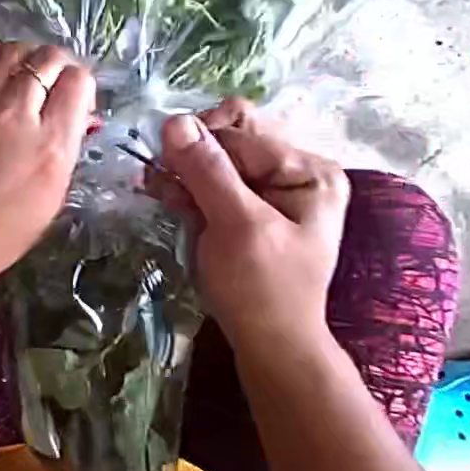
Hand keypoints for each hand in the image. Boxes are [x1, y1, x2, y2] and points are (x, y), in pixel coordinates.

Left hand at [0, 33, 93, 296]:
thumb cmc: (5, 229)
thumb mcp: (55, 194)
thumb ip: (70, 146)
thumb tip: (81, 111)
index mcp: (52, 144)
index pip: (79, 81)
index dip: (81, 83)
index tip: (75, 96)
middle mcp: (17, 115)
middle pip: (49, 60)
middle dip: (60, 65)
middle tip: (53, 82)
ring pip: (12, 52)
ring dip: (27, 55)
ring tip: (26, 70)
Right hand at [156, 99, 348, 345]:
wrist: (272, 349)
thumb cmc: (262, 290)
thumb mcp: (237, 226)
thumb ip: (208, 172)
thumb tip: (174, 121)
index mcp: (308, 170)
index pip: (241, 134)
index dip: (198, 145)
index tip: (161, 163)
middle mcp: (294, 172)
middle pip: (230, 142)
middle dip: (191, 159)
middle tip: (163, 183)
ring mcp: (273, 192)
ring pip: (216, 162)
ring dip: (185, 175)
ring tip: (165, 194)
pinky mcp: (251, 210)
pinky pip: (214, 185)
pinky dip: (190, 191)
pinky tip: (172, 200)